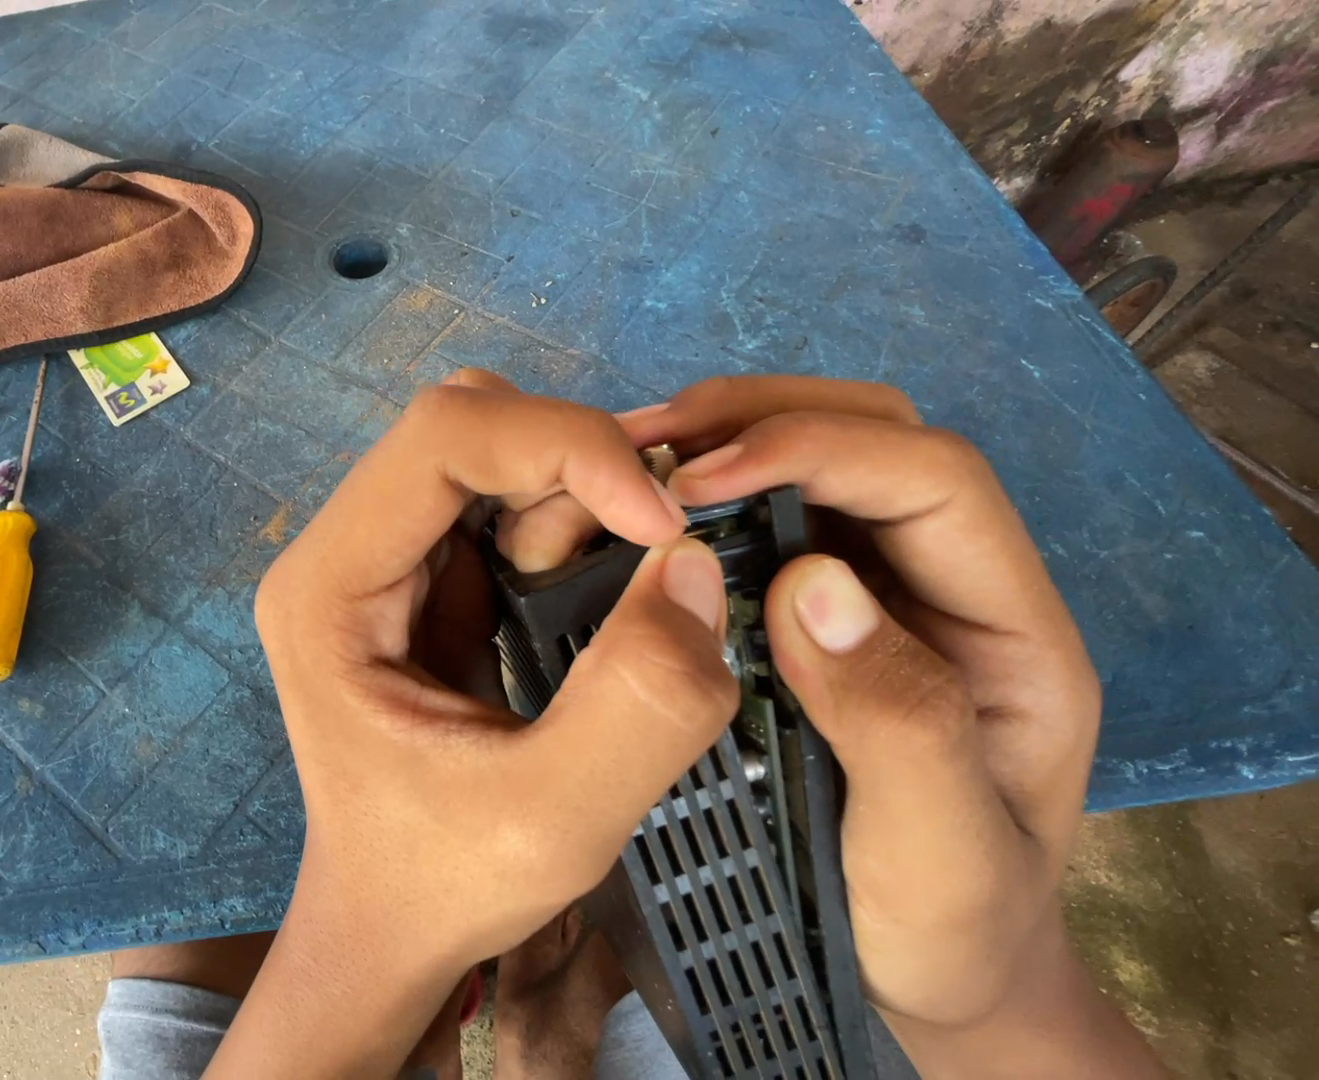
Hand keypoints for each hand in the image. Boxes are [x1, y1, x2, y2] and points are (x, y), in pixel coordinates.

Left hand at [205, 373, 740, 1076]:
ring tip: (589, 601)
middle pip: (463, 428)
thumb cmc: (440, 883)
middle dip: (570, 471)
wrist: (387, 922)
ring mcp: (378, 557)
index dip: (563, 445)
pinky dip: (562, 525)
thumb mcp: (554, 822)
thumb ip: (639, 702)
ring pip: (489, 454)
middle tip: (636, 553)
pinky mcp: (420, 576)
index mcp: (327, 588)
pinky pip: (500, 502)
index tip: (658, 521)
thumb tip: (690, 565)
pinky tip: (572, 597)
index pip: (440, 437)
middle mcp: (338, 550)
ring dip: (569, 502)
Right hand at [638, 376, 1160, 1075]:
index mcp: (1003, 623)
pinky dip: (698, 492)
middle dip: (758, 415)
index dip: (811, 452)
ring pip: (811, 457)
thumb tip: (807, 582)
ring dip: (720, 437)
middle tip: (643, 441)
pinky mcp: (802, 608)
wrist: (924, 966)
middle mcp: (940, 581)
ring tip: (624, 458)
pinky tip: (640, 508)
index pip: (928, 477)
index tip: (694, 483)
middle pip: (873, 434)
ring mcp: (868, 588)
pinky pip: (756, 516)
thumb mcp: (938, 850)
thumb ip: (898, 720)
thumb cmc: (944, 920)